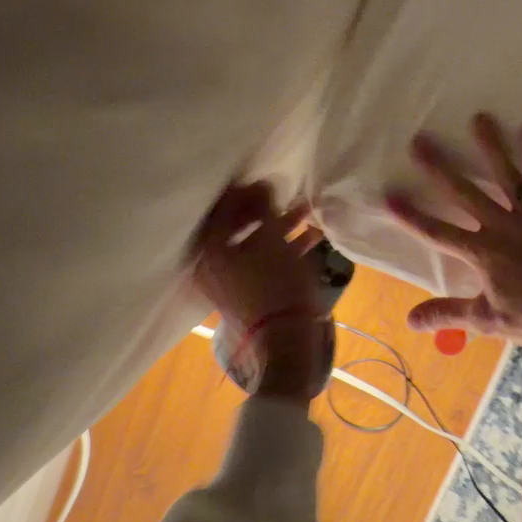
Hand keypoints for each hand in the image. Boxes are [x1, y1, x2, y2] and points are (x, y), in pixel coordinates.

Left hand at [189, 180, 329, 402]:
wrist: (285, 342)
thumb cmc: (276, 286)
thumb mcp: (272, 240)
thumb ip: (263, 208)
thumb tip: (259, 184)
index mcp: (209, 252)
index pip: (219, 209)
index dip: (241, 191)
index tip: (265, 179)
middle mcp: (212, 267)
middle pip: (237, 227)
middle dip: (265, 209)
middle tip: (285, 194)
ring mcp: (230, 282)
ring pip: (254, 244)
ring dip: (279, 226)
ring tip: (307, 211)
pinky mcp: (249, 294)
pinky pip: (263, 262)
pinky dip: (283, 248)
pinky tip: (312, 237)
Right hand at [386, 113, 521, 369]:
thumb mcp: (488, 320)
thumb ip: (449, 313)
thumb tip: (410, 319)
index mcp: (481, 254)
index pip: (437, 232)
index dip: (411, 215)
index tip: (389, 194)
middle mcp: (501, 228)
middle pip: (464, 193)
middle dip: (439, 167)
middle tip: (419, 141)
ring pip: (506, 176)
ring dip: (491, 147)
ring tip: (479, 118)